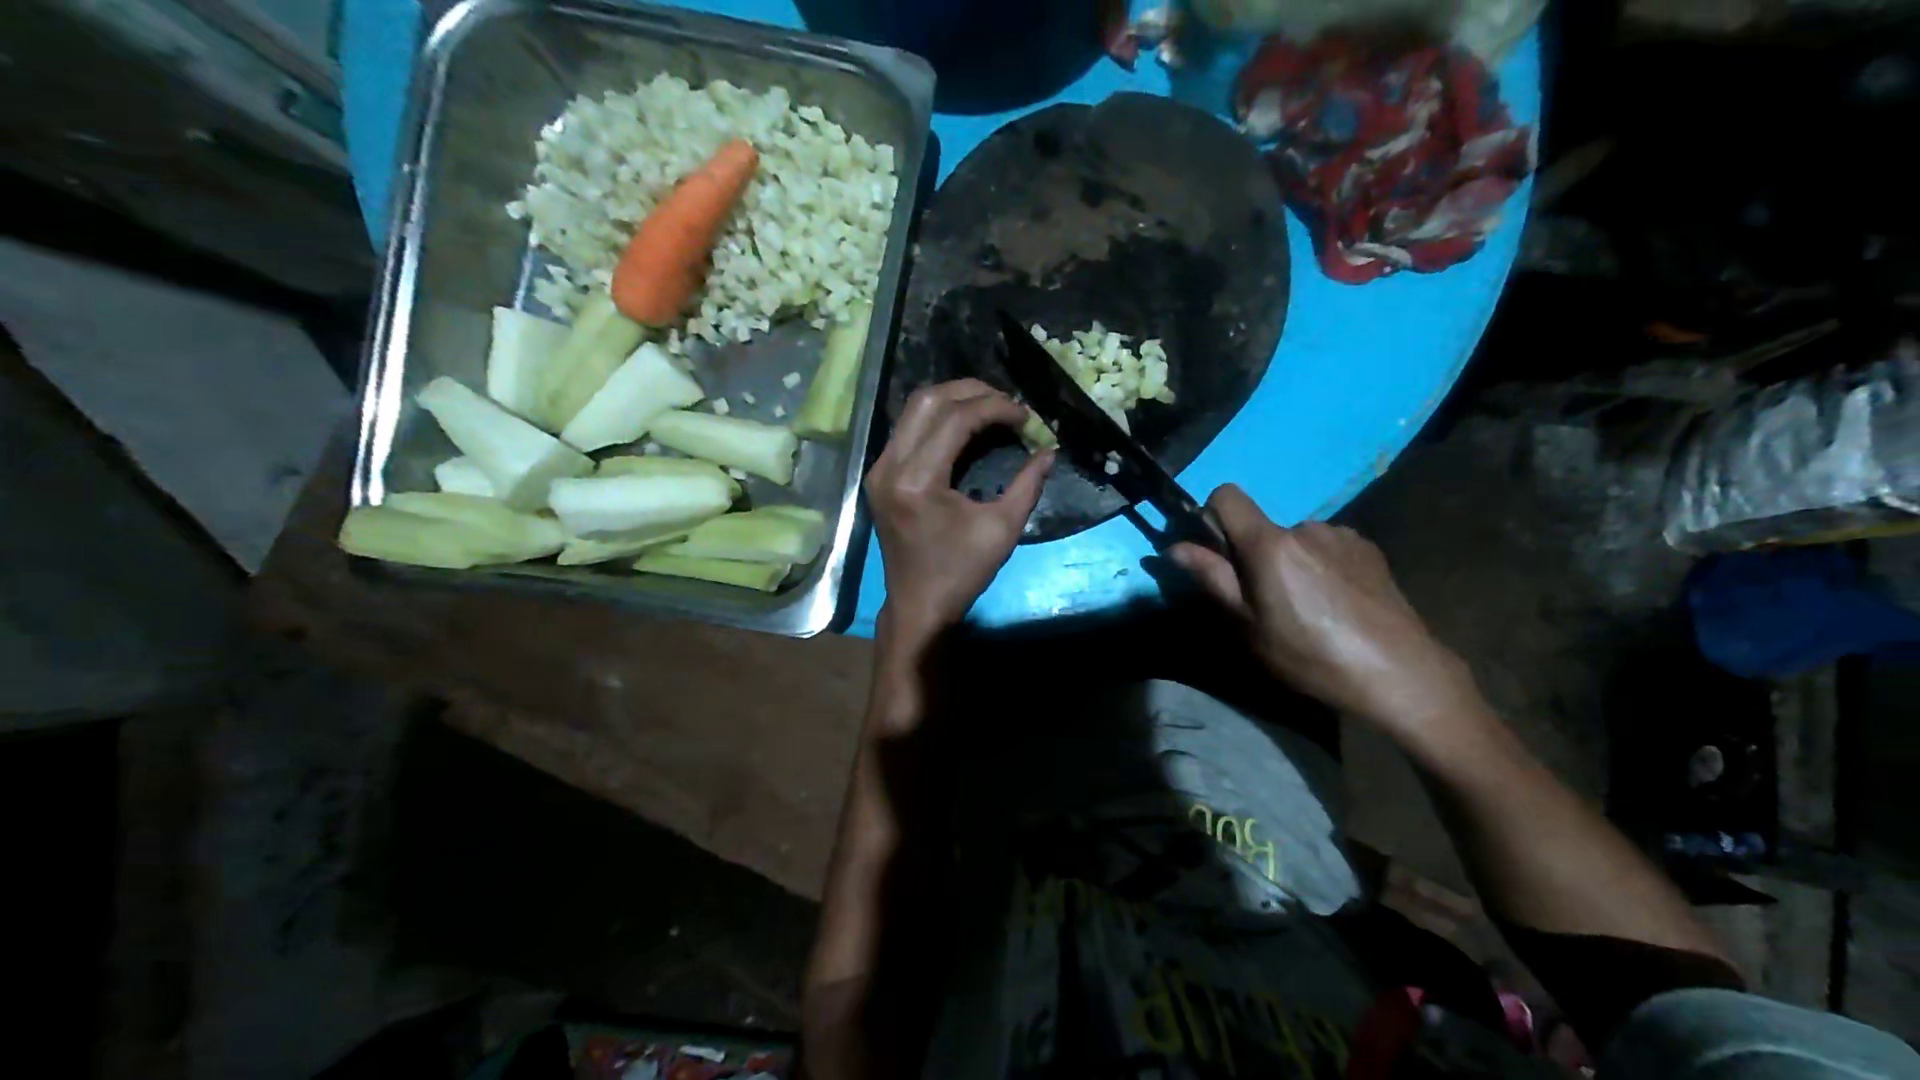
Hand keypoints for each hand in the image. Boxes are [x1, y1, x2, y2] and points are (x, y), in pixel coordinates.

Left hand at [867, 380, 1054, 645]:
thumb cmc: (961, 573)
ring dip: (953, 401)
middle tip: (1008, 403)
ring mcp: (879, 469)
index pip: (956, 419)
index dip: (996, 408)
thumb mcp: (1003, 529)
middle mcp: (890, 466)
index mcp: (917, 481)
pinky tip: (965, 427)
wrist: (918, 605)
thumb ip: (1027, 484)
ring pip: (913, 409)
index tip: (1026, 416)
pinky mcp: (880, 475)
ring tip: (991, 408)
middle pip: (927, 400)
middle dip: (972, 392)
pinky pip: (908, 430)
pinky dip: (937, 419)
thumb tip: (1049, 450)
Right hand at [1168, 484, 1484, 737]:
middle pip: (1262, 527)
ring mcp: (1341, 534)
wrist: (1399, 672)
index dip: (1212, 516)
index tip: (1218, 554)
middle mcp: (1305, 527)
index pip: (1227, 496)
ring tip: (1309, 606)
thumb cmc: (1310, 654)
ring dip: (1291, 560)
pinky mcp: (1369, 548)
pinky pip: (1328, 546)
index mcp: (1269, 544)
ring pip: (1296, 539)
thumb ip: (1212, 578)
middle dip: (1255, 554)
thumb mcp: (1248, 625)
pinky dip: (1321, 564)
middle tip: (1268, 601)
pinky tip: (1338, 602)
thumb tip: (1173, 546)